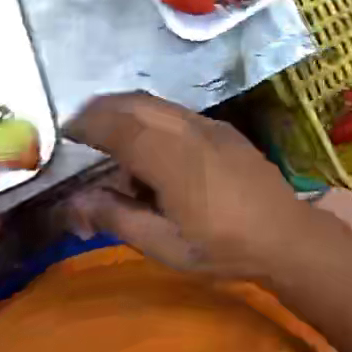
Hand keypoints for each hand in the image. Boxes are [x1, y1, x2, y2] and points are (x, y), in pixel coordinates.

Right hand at [63, 92, 322, 277]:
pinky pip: (177, 113)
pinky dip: (151, 118)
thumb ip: (117, 217)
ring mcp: (210, 126)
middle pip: (135, 104)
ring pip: (157, 104)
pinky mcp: (224, 130)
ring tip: (110, 137)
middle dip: (102, 110)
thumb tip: (75, 201)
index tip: (65, 131)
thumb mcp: (164, 245)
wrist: (287, 236)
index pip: (118, 126)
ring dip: (127, 112)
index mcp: (170, 157)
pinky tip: (151, 147)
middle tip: (80, 129)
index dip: (87, 124)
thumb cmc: (223, 247)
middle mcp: (188, 130)